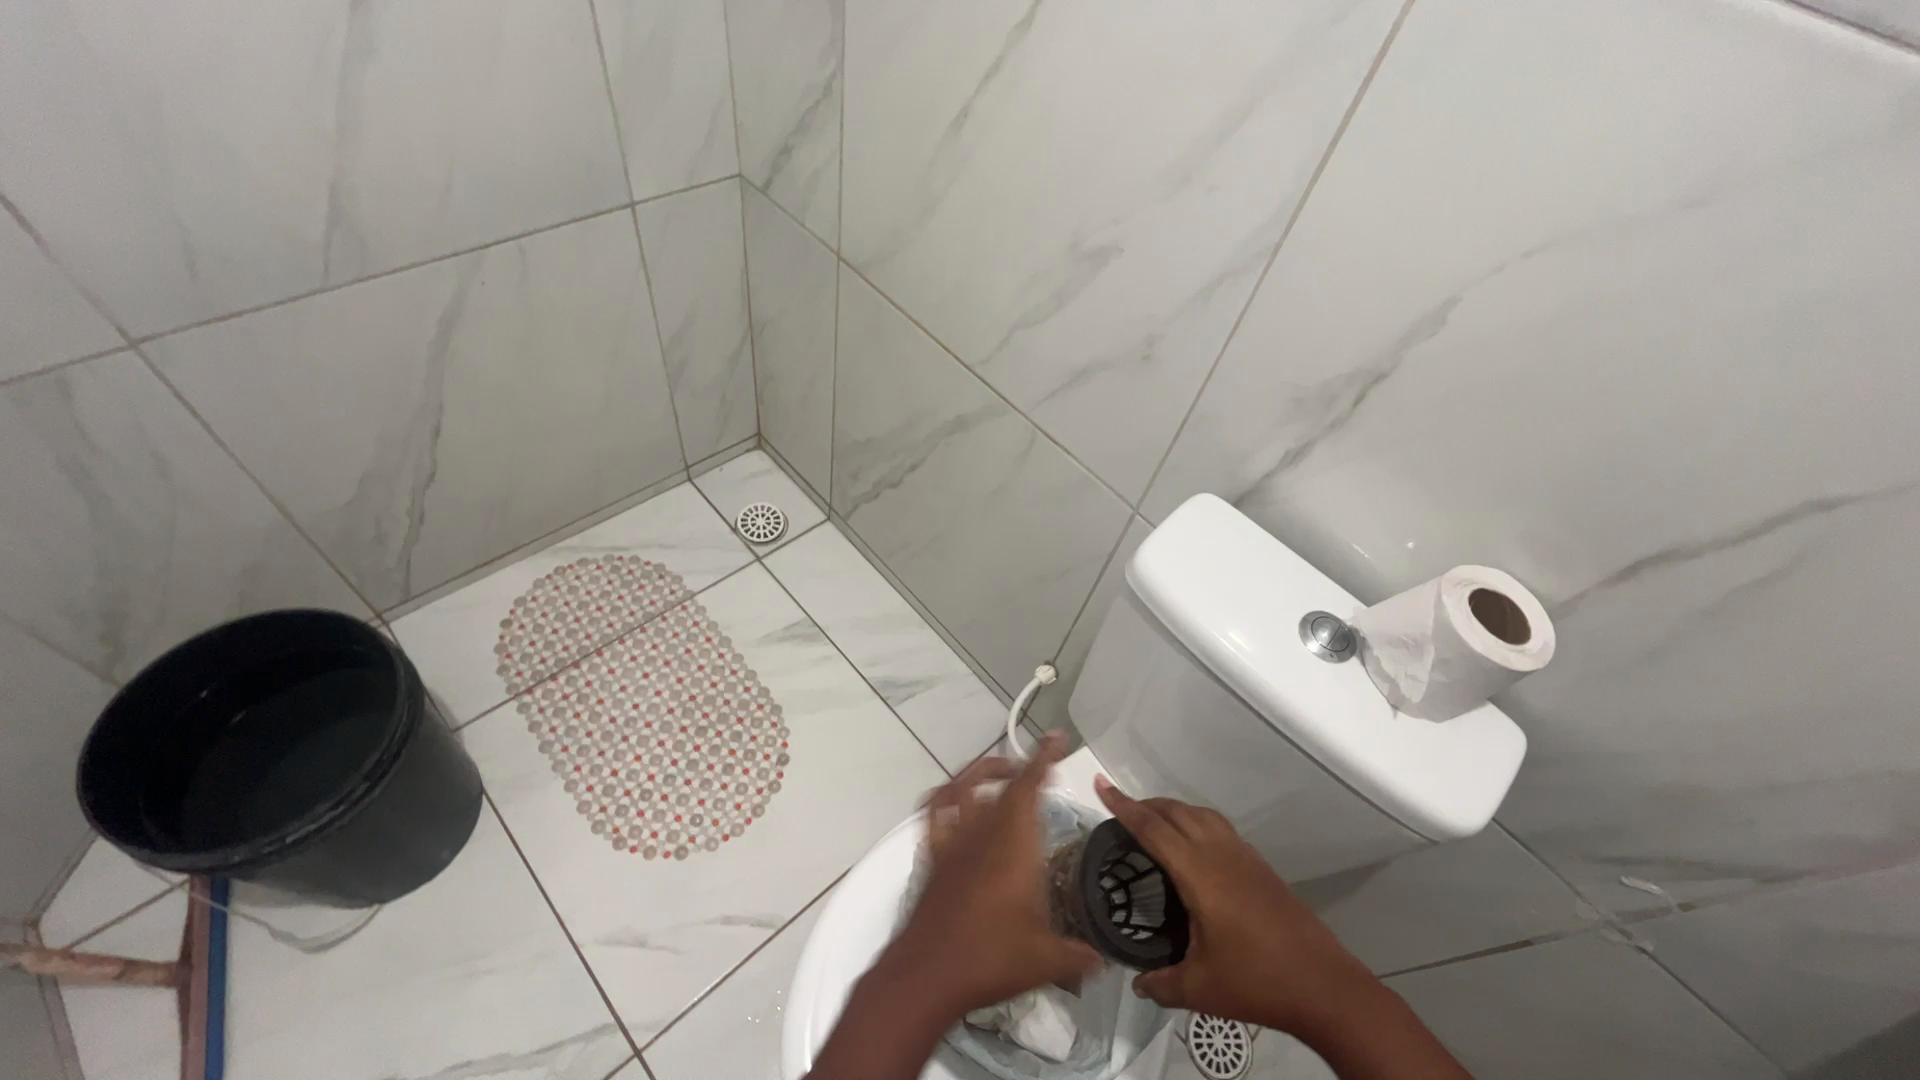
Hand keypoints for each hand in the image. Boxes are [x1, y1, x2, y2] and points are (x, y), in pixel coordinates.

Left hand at [883, 734, 1101, 1018]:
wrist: (927, 974)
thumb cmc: (990, 959)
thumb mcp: (1046, 960)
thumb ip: (1078, 956)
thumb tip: (1102, 960)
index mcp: (1014, 847)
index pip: (1028, 789)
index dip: (1043, 760)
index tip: (1055, 739)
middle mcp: (981, 834)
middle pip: (996, 783)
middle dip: (1018, 765)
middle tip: (1035, 766)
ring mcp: (952, 843)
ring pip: (960, 788)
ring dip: (979, 772)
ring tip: (997, 772)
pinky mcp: (931, 858)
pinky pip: (933, 814)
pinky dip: (944, 797)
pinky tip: (954, 800)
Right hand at [1093, 776, 1374, 1034]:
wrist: (1325, 987)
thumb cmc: (1257, 983)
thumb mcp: (1199, 989)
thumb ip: (1161, 983)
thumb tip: (1138, 982)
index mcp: (1200, 874)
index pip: (1153, 829)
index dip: (1124, 806)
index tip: (1101, 785)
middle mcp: (1221, 855)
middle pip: (1177, 812)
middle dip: (1146, 804)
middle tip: (1120, 808)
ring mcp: (1245, 858)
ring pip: (1202, 815)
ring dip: (1173, 810)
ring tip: (1153, 822)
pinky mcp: (1261, 868)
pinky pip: (1220, 829)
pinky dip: (1196, 823)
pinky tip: (1192, 850)